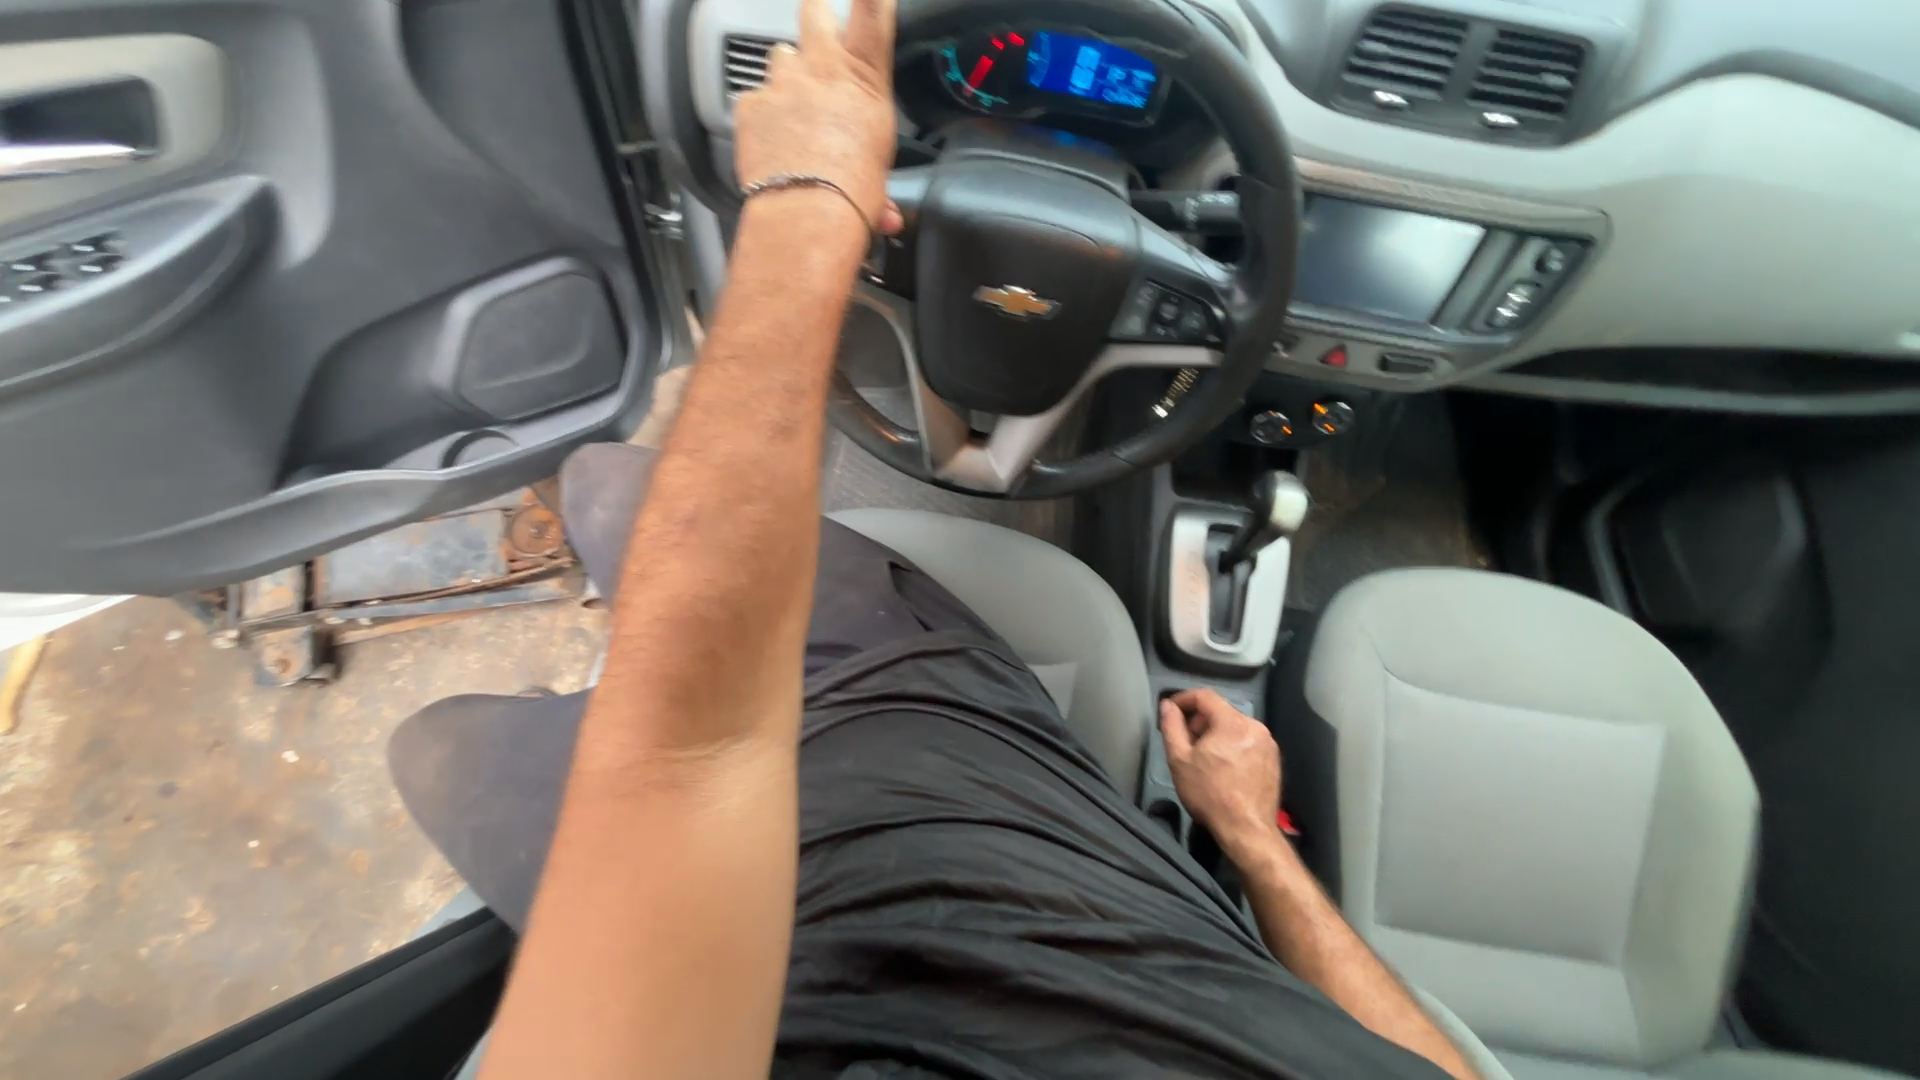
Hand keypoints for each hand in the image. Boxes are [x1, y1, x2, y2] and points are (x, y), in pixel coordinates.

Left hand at [733, 0, 903, 234]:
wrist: (809, 214)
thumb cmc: (853, 194)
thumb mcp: (879, 173)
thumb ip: (874, 171)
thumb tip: (883, 210)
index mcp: (863, 78)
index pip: (871, 9)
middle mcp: (822, 68)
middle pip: (814, 11)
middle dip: (817, 19)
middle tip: (820, 41)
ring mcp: (782, 82)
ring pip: (780, 60)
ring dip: (787, 80)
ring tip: (794, 118)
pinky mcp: (750, 104)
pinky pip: (754, 102)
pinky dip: (762, 120)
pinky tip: (773, 147)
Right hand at [1159, 689, 1282, 860]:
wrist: (1246, 830)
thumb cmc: (1209, 794)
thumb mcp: (1179, 759)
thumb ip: (1171, 726)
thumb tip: (1167, 706)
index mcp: (1232, 722)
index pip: (1205, 696)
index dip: (1183, 699)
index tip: (1171, 712)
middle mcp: (1254, 727)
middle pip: (1220, 711)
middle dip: (1199, 721)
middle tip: (1185, 741)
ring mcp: (1267, 743)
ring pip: (1234, 726)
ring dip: (1215, 733)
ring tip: (1203, 757)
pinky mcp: (1273, 759)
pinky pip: (1247, 741)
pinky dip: (1232, 745)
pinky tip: (1223, 767)